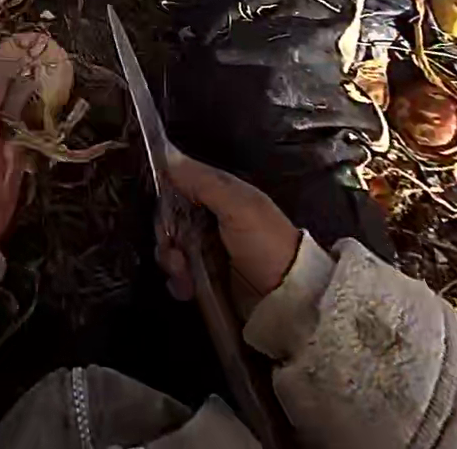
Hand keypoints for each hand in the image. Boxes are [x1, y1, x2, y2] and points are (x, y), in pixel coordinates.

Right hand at [155, 151, 300, 310]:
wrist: (293, 300)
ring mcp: (207, 250)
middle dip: (166, 235)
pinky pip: (178, 275)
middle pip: (169, 217)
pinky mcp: (206, 280)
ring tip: (185, 276)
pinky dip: (177, 282)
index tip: (163, 211)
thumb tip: (167, 156)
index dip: (165, 195)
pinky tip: (187, 289)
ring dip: (171, 261)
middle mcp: (209, 217)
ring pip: (170, 246)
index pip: (178, 183)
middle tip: (177, 253)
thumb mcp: (238, 205)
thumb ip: (203, 181)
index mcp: (219, 193)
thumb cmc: (267, 244)